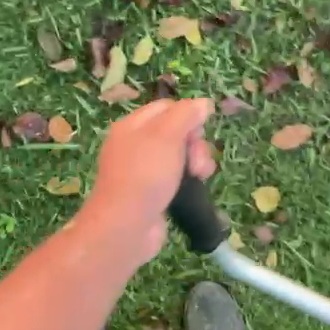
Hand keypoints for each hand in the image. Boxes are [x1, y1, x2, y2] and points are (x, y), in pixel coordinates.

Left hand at [82, 99, 215, 264]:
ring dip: (196, 162)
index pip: (166, 107)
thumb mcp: (167, 135)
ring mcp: (142, 170)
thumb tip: (203, 103)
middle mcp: (135, 145)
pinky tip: (195, 188)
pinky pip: (175, 177)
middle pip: (175, 131)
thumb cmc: (145, 174)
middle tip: (198, 161)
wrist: (126, 226)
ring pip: (179, 156)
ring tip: (201, 176)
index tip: (200, 131)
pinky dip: (187, 180)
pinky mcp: (151, 193)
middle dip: (195, 143)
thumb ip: (186, 114)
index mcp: (132, 125)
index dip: (188, 115)